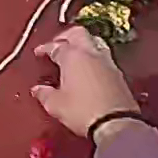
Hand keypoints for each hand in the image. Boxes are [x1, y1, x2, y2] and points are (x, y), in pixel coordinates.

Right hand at [31, 26, 138, 142]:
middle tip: (57, 44)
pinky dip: (93, 58)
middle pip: (78, 33)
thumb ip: (45, 94)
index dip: (45, 48)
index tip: (39, 52)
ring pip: (94, 42)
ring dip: (83, 44)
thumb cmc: (83, 111)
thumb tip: (38, 90)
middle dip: (66, 36)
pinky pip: (103, 57)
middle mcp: (91, 54)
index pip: (56, 45)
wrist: (115, 123)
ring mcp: (107, 62)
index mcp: (72, 56)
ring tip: (74, 54)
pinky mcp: (118, 74)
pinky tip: (88, 69)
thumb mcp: (55, 105)